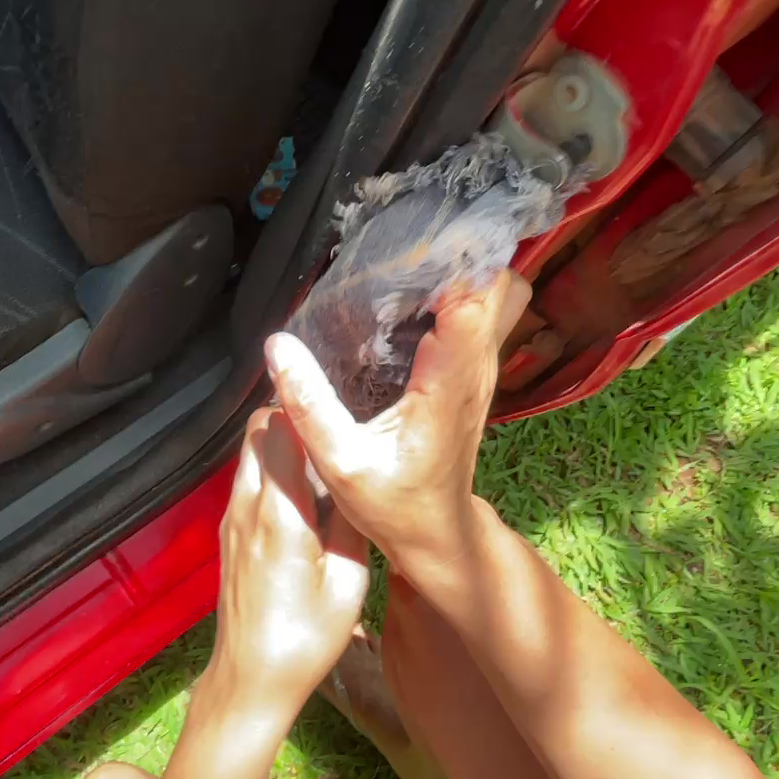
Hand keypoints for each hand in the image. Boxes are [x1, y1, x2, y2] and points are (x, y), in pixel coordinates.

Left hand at [210, 407, 370, 717]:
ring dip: (281, 444)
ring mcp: (231, 518)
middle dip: (292, 417)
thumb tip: (354, 478)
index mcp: (279, 511)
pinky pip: (247, 480)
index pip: (278, 428)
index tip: (333, 399)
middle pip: (257, 431)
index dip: (302, 404)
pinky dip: (271, 470)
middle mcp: (246, 504)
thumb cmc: (306, 635)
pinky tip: (303, 494)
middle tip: (333, 426)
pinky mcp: (228, 533)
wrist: (250, 677)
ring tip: (324, 457)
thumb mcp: (349, 580)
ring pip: (250, 454)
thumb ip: (351, 519)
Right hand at [263, 271, 528, 581]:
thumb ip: (309, 404)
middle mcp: (475, 371)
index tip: (410, 247)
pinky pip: (483, 316)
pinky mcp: (475, 375)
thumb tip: (278, 345)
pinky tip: (416, 298)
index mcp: (447, 386)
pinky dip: (462, 295)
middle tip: (409, 253)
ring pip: (500, 298)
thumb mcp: (339, 461)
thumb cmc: (391, 502)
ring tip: (412, 267)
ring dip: (466, 273)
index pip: (473, 305)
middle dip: (465, 258)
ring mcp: (481, 372)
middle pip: (500, 288)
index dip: (451, 265)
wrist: (436, 531)